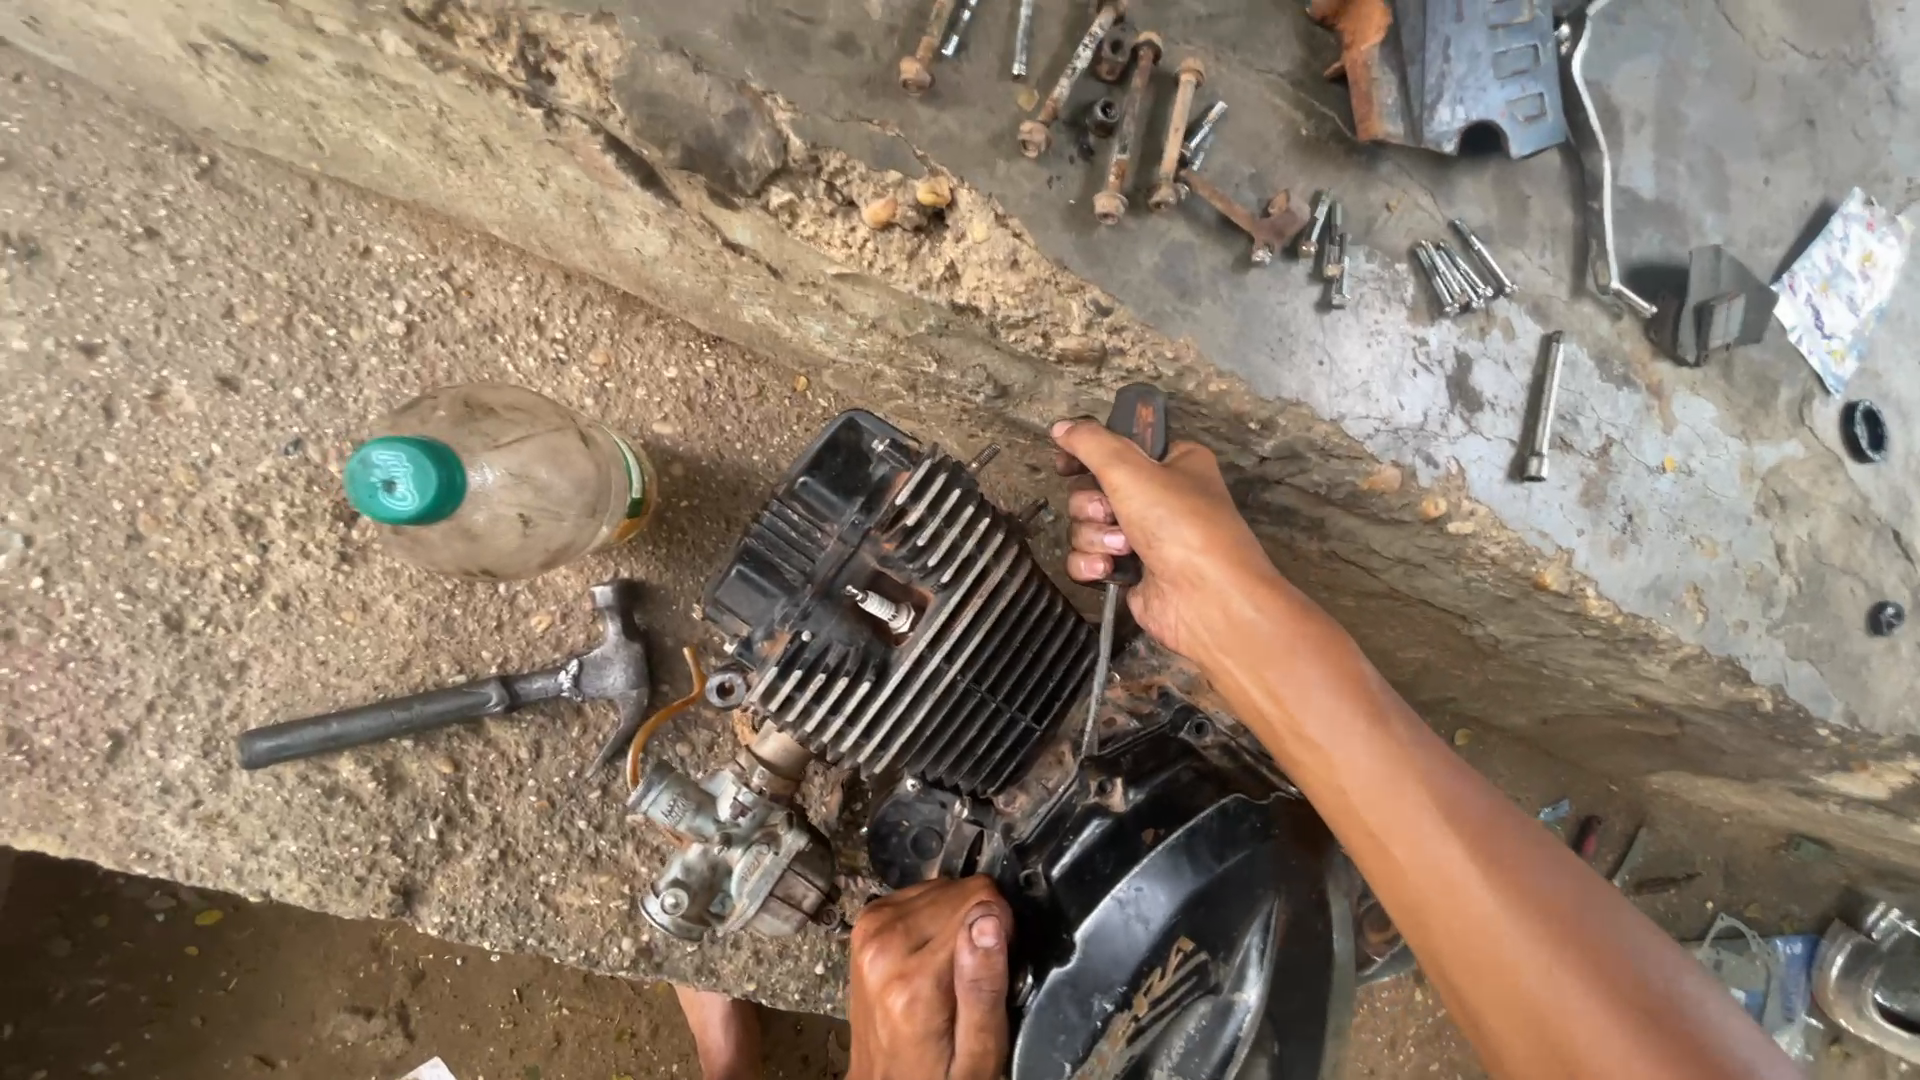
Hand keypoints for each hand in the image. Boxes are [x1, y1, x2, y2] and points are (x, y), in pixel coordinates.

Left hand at [847, 876, 1012, 1079]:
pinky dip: (934, 915)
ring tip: (952, 966)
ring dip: (954, 918)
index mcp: (913, 980)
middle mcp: (883, 944)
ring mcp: (871, 928)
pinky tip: (934, 951)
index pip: (979, 901)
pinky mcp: (868, 920)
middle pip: (959, 890)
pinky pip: (921, 892)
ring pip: (942, 887)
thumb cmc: (934, 1076)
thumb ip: (984, 988)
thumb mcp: (977, 1056)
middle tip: (972, 972)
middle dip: (976, 922)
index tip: (996, 963)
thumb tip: (988, 918)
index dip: (1000, 927)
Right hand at [1052, 418, 1281, 661]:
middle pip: (1093, 490)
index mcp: (1172, 463)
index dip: (1088, 455)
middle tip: (1110, 513)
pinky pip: (1087, 559)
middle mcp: (1158, 498)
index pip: (1118, 448)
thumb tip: (1061, 427)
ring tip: (1122, 549)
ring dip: (1095, 536)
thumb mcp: (1133, 470)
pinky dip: (1091, 563)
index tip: (1066, 465)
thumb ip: (1091, 443)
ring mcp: (1143, 538)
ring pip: (1086, 526)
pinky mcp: (1128, 572)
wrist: (1207, 599)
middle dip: (1092, 505)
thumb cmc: (1181, 526)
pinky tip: (1108, 570)